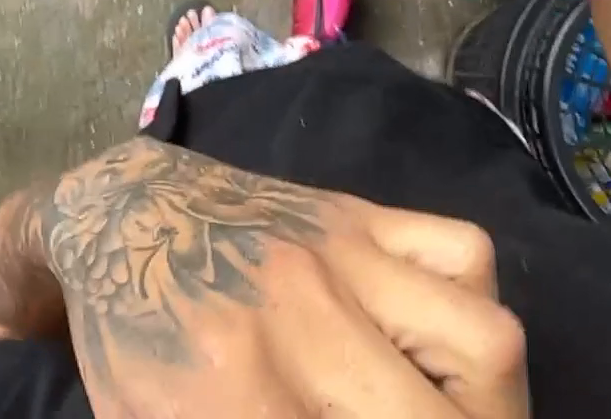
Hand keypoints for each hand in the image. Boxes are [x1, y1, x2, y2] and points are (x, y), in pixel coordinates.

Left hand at [41, 138, 528, 416]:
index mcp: (236, 393)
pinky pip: (464, 251)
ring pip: (488, 339)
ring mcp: (340, 252)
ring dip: (489, 401)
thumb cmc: (128, 331)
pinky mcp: (358, 211)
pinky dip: (470, 302)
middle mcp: (305, 319)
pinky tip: (433, 332)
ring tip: (448, 410)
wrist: (121, 212)